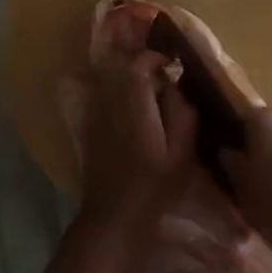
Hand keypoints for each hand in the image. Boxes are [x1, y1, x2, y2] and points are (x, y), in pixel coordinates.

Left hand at [78, 51, 197, 221]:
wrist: (115, 214)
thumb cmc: (154, 185)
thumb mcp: (181, 152)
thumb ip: (182, 113)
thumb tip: (176, 87)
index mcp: (133, 103)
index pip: (137, 63)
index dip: (154, 59)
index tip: (172, 68)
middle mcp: (109, 101)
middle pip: (119, 66)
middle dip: (141, 65)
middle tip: (162, 77)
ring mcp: (95, 112)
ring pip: (108, 79)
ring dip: (127, 77)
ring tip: (148, 91)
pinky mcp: (89, 125)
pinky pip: (101, 95)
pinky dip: (116, 92)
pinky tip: (132, 110)